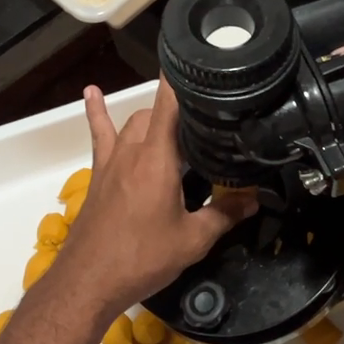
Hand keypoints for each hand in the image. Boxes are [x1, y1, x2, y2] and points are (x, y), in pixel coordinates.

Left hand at [57, 78, 257, 314]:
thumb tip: (254, 199)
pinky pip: (100, 136)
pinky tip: (92, 93)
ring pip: (132, 122)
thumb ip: (224, 214)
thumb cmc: (142, 257)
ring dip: (152, 117)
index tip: (203, 63)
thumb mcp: (193, 240)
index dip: (185, 80)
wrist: (89, 281)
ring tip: (175, 120)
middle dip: (179, 111)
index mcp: (158, 158)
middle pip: (155, 113)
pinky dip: (97, 113)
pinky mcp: (99, 174)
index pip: (170, 104)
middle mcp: (132, 150)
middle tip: (205, 121)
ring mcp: (111, 161)